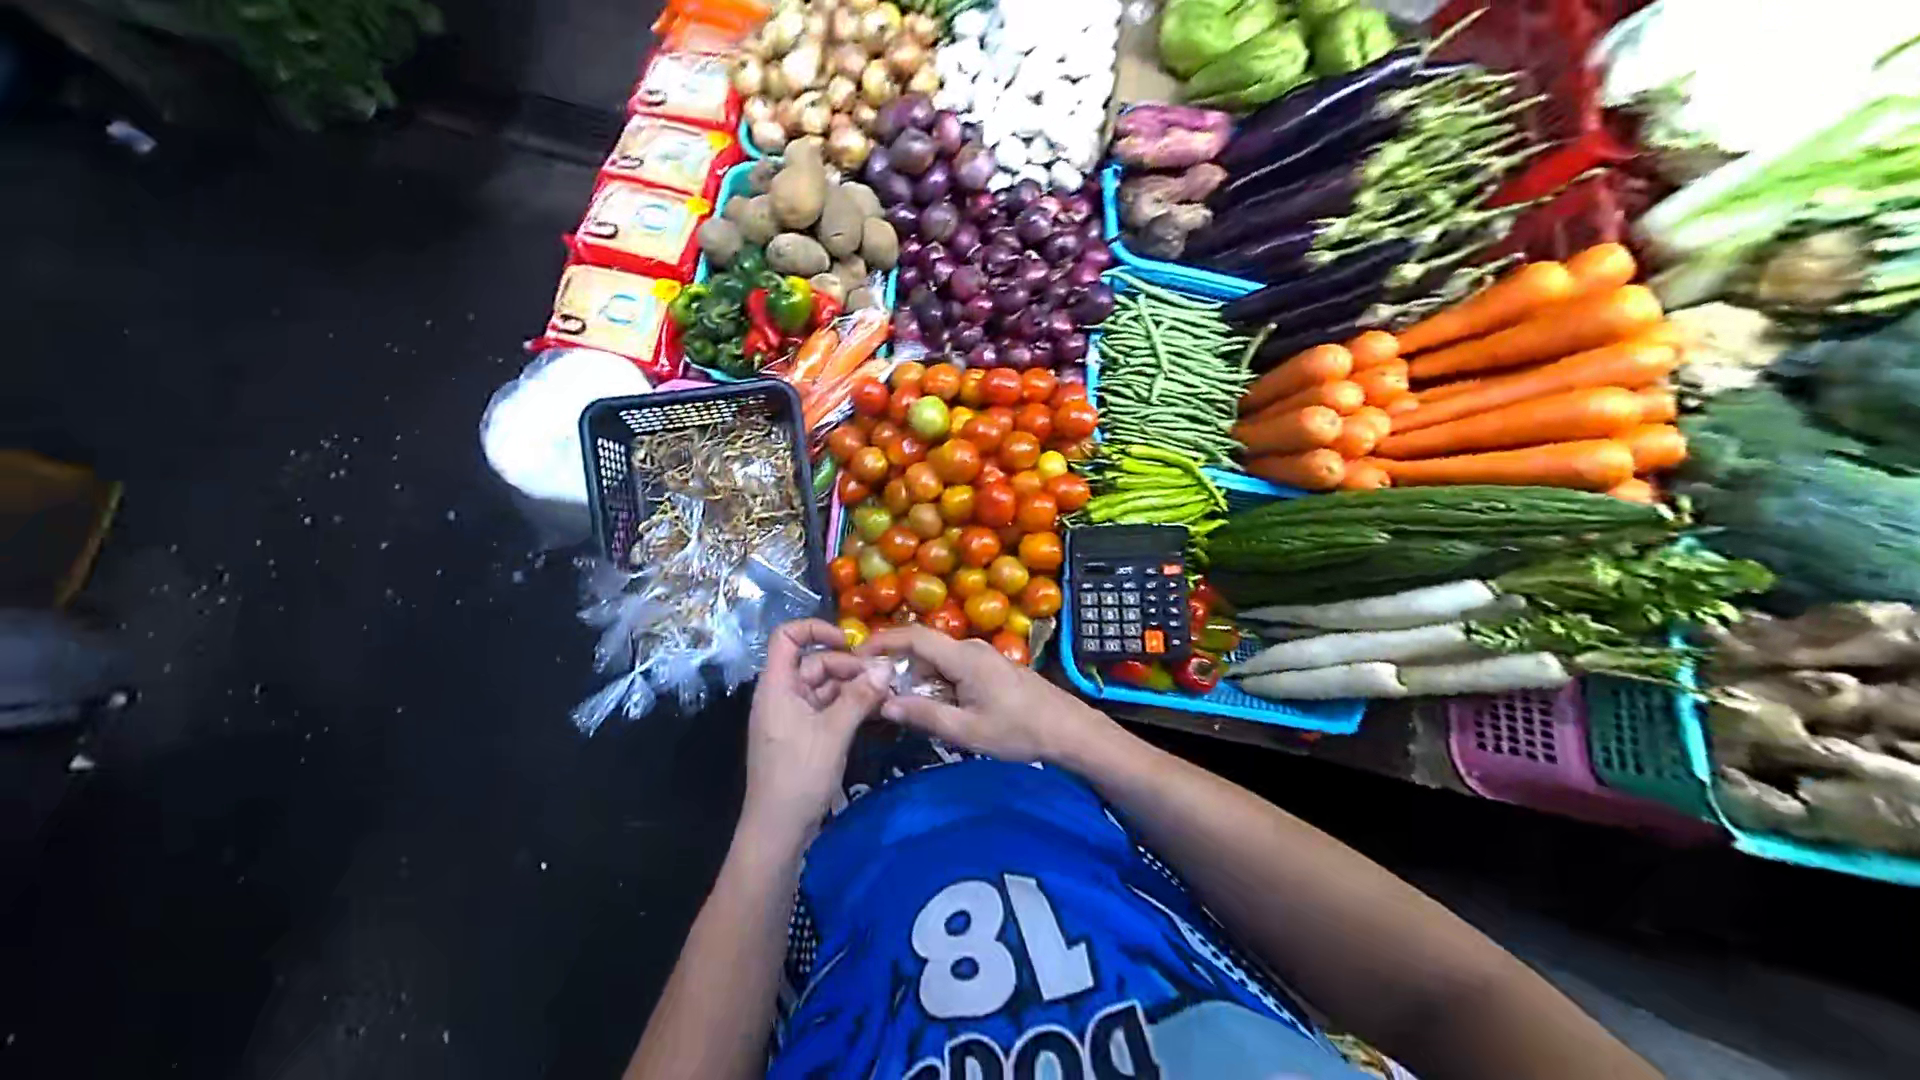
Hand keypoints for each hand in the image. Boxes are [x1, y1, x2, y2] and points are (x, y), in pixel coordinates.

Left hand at [742, 619, 891, 838]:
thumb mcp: (833, 732)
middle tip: (884, 679)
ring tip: (887, 695)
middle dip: (849, 666)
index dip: (816, 630)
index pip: (787, 637)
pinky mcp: (804, 737)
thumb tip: (886, 668)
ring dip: (854, 688)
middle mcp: (783, 695)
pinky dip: (850, 707)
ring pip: (825, 687)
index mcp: (777, 686)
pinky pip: (828, 709)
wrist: (778, 831)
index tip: (849, 643)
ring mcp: (792, 717)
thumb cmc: (799, 774)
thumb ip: (860, 696)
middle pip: (815, 663)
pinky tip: (876, 712)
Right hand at [858, 625, 1117, 764]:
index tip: (856, 656)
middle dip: (895, 665)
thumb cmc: (1019, 731)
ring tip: (897, 703)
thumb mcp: (967, 731)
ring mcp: (982, 656)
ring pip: (936, 660)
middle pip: (922, 648)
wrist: (1068, 729)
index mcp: (963, 657)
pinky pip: (951, 667)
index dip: (882, 641)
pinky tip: (930, 705)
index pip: (913, 637)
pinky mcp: (989, 667)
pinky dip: (933, 682)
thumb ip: (924, 716)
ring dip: (915, 678)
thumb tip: (884, 704)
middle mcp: (970, 648)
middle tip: (872, 690)